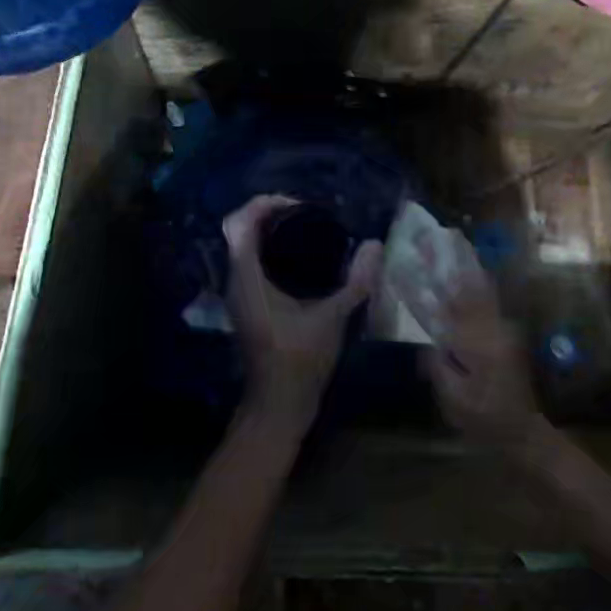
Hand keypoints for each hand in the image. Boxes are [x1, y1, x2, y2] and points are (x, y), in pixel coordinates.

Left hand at [223, 196, 381, 425]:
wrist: (277, 405)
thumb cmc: (299, 362)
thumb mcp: (332, 319)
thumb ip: (355, 282)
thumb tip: (374, 245)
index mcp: (247, 278)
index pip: (239, 223)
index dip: (264, 204)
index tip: (298, 205)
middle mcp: (235, 281)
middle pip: (238, 230)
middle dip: (267, 213)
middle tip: (305, 213)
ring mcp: (238, 294)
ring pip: (242, 246)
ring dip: (267, 231)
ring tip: (305, 228)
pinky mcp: (246, 304)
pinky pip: (249, 262)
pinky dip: (268, 249)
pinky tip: (300, 258)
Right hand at [395, 230, 546, 450]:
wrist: (523, 431)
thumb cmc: (484, 419)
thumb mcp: (453, 399)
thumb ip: (438, 365)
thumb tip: (425, 338)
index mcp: (477, 344)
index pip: (444, 307)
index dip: (421, 285)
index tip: (403, 263)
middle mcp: (492, 328)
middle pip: (466, 286)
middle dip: (447, 258)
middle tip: (428, 234)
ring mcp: (501, 327)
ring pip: (480, 286)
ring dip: (465, 260)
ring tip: (451, 235)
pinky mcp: (504, 330)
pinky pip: (487, 296)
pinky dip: (477, 275)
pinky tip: (469, 262)